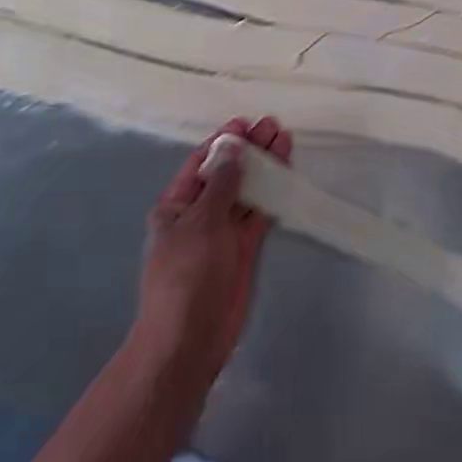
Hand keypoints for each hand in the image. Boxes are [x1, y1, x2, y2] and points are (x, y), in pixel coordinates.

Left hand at [131, 117, 291, 380]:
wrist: (189, 339)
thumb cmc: (185, 274)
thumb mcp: (200, 222)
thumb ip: (221, 183)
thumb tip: (231, 147)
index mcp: (175, 205)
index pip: (200, 163)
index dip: (222, 141)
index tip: (245, 122)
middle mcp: (199, 215)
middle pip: (226, 174)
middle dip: (248, 150)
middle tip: (273, 125)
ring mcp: (222, 233)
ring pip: (246, 192)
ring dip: (263, 168)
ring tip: (284, 139)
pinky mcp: (243, 249)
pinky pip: (258, 215)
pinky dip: (271, 195)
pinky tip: (285, 174)